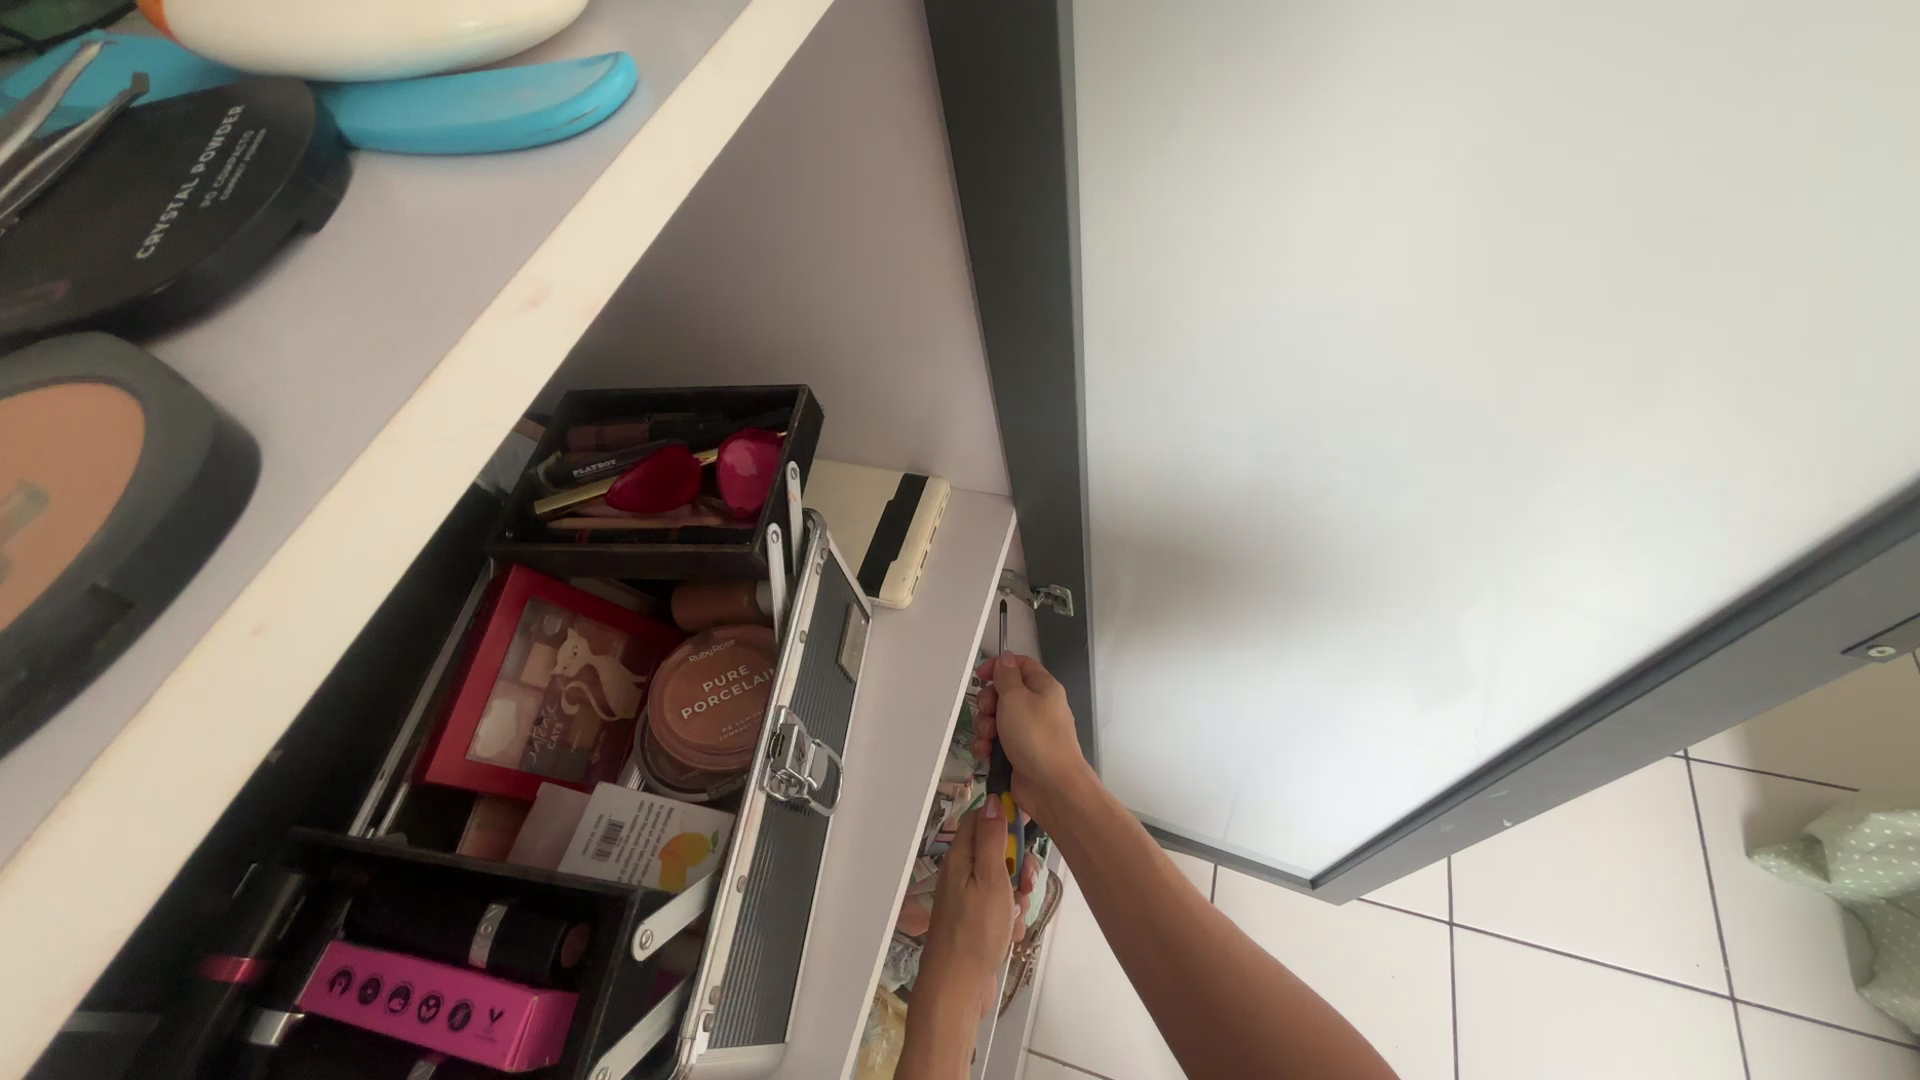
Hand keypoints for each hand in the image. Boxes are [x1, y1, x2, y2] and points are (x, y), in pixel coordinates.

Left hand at [916, 801, 1016, 1022]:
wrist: (957, 990)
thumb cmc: (974, 933)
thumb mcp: (990, 879)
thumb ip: (993, 839)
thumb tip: (992, 800)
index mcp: (960, 858)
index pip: (980, 819)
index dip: (1003, 818)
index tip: (1027, 826)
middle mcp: (962, 874)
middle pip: (997, 852)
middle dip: (1017, 865)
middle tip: (1024, 883)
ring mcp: (969, 900)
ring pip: (1004, 883)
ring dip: (1017, 897)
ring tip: (1014, 916)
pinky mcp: (978, 924)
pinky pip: (1002, 909)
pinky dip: (1011, 919)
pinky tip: (1009, 935)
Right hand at [969, 653, 1092, 827]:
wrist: (1051, 786)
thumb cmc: (1035, 736)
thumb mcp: (1016, 698)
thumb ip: (1006, 676)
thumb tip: (1006, 658)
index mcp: (1043, 687)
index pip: (1020, 665)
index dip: (999, 666)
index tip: (980, 676)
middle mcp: (1037, 707)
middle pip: (1004, 693)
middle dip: (988, 702)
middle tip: (987, 712)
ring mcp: (1027, 731)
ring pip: (996, 719)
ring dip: (984, 727)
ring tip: (988, 738)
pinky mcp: (1018, 753)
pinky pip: (996, 742)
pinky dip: (988, 746)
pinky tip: (986, 753)